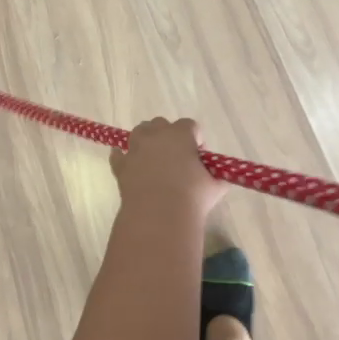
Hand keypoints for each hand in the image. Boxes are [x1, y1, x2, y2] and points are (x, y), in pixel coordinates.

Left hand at [109, 117, 226, 218]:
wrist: (159, 215)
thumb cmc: (192, 197)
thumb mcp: (215, 187)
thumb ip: (218, 176)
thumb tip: (220, 177)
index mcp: (179, 135)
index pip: (190, 126)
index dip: (196, 139)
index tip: (200, 156)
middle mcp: (155, 135)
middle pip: (162, 124)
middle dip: (170, 136)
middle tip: (178, 159)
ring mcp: (135, 147)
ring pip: (140, 132)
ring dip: (147, 141)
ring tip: (156, 162)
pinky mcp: (121, 164)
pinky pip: (119, 154)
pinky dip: (124, 157)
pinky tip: (129, 164)